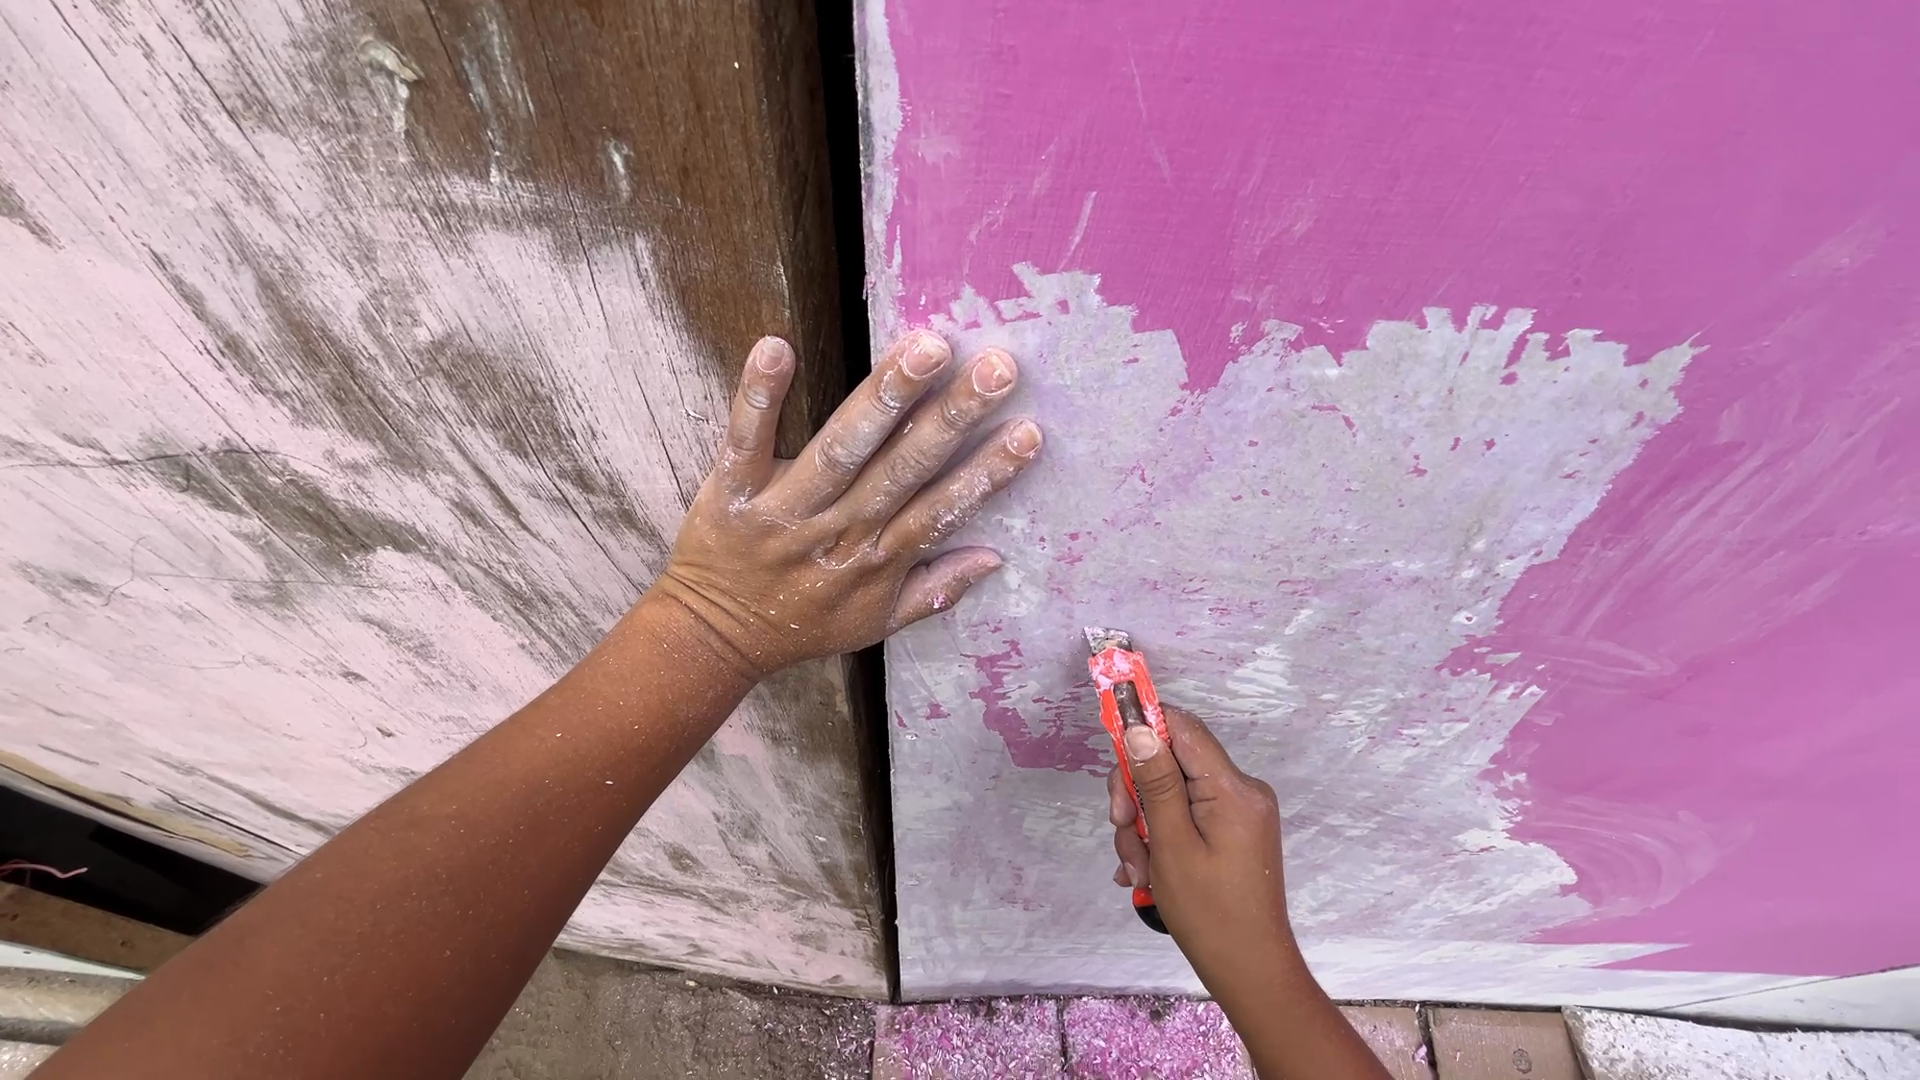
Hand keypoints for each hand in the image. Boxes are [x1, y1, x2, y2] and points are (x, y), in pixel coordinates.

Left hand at [651, 331, 1040, 679]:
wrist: (716, 637)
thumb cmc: (803, 626)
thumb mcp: (877, 624)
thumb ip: (936, 591)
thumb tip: (995, 557)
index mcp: (877, 559)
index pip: (941, 510)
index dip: (987, 473)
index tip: (1028, 431)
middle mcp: (839, 529)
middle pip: (902, 468)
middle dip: (952, 417)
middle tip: (996, 368)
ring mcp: (787, 508)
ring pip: (843, 448)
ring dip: (885, 396)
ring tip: (925, 348)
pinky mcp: (735, 488)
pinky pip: (748, 438)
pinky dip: (761, 395)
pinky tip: (777, 347)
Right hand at [1109, 707, 1297, 1001]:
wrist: (1251, 974)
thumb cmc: (1208, 913)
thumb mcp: (1171, 845)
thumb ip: (1156, 783)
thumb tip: (1138, 728)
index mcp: (1233, 788)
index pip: (1183, 727)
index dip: (1143, 725)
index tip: (1111, 741)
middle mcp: (1241, 790)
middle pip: (1172, 761)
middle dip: (1137, 793)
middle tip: (1121, 827)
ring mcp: (1238, 812)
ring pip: (1171, 792)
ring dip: (1143, 825)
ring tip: (1138, 869)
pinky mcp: (1231, 830)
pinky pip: (1184, 815)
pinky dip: (1160, 837)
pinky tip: (1146, 872)